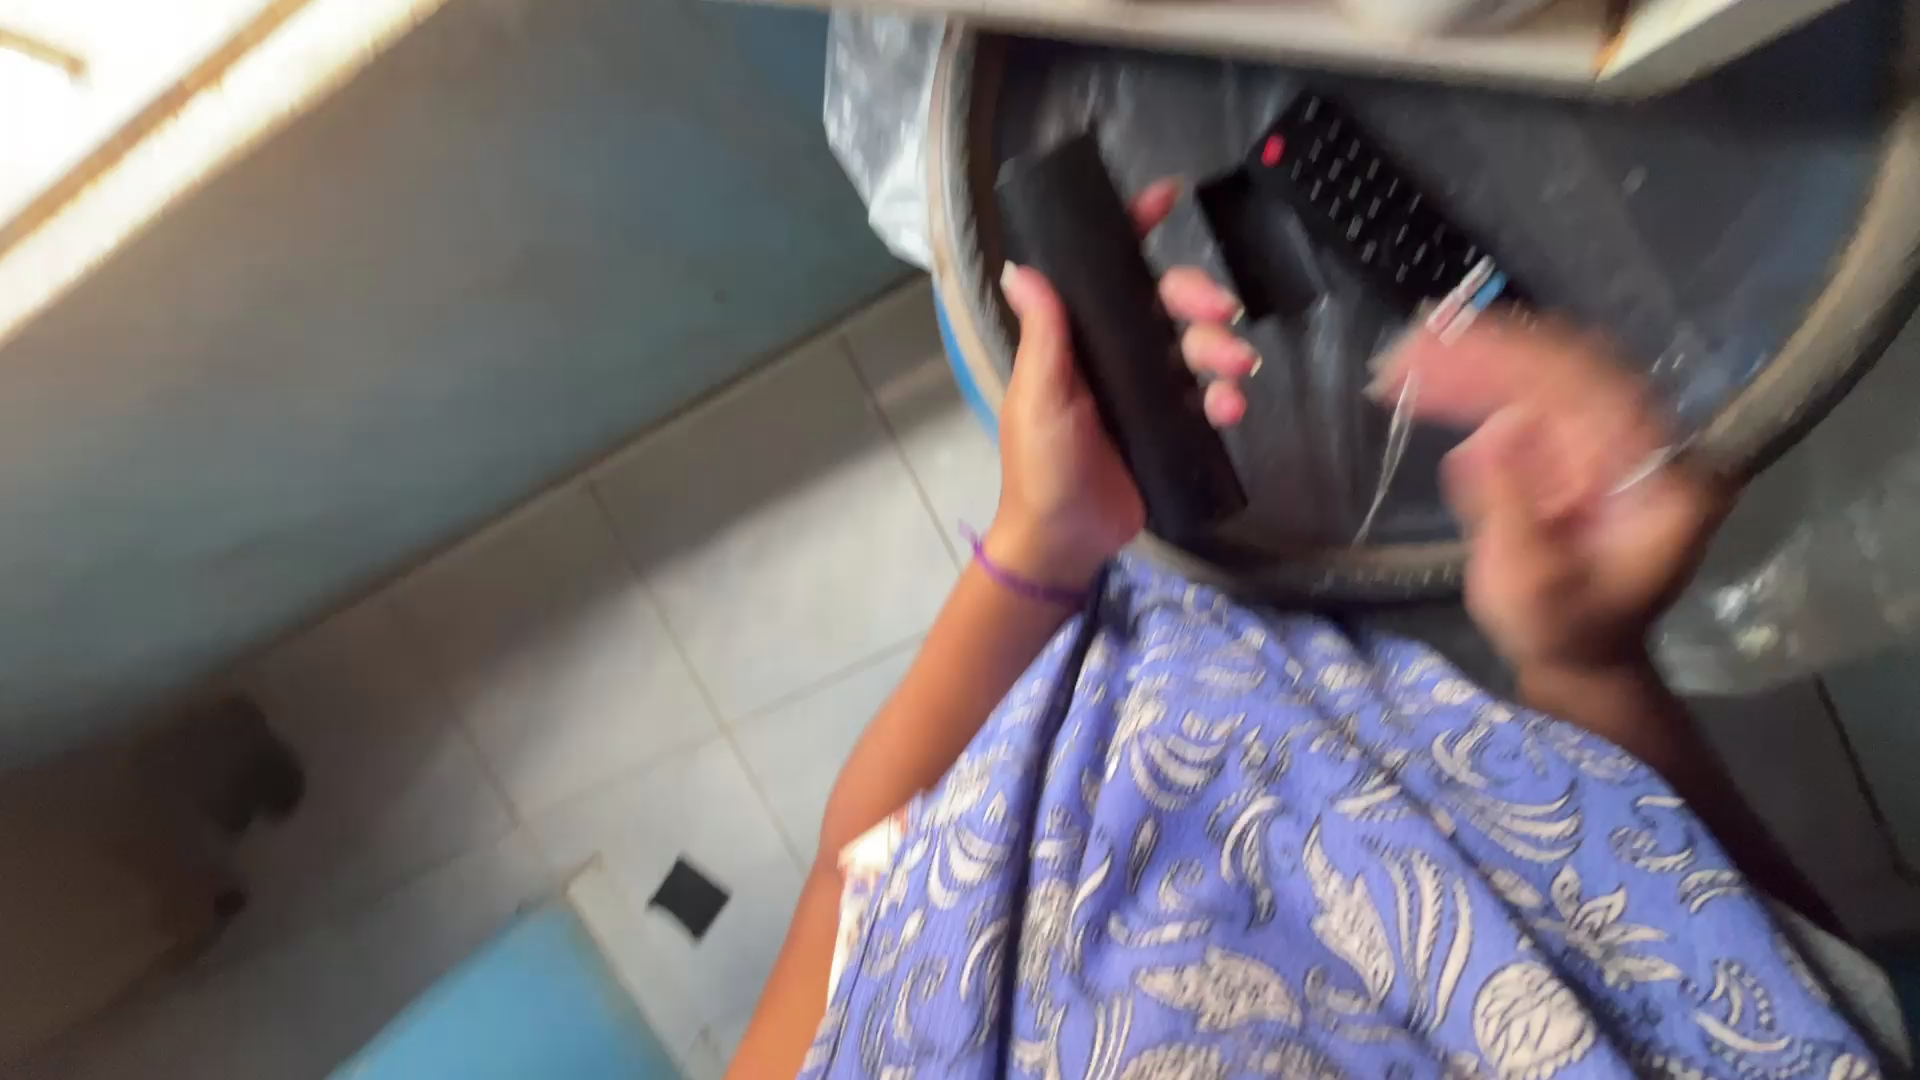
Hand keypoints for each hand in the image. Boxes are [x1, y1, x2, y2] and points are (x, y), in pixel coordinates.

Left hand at [990, 178, 1250, 589]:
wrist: (1066, 538)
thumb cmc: (1041, 466)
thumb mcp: (1039, 396)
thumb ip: (1043, 335)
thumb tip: (1022, 268)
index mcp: (1077, 342)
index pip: (1105, 276)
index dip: (1132, 232)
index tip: (1165, 198)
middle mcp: (1114, 357)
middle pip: (1167, 306)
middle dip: (1199, 299)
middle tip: (1223, 313)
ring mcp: (1146, 391)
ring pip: (1195, 348)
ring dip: (1222, 350)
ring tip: (1237, 369)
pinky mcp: (1171, 427)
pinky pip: (1206, 399)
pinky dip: (1224, 398)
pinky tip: (1231, 409)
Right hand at [1371, 314, 1730, 676]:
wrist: (1576, 655)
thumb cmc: (1560, 628)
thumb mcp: (1533, 579)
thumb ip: (1512, 504)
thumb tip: (1493, 431)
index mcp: (1657, 475)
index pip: (1594, 392)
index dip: (1523, 362)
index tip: (1456, 345)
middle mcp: (1639, 447)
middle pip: (1565, 377)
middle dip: (1486, 356)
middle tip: (1412, 347)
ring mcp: (1600, 448)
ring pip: (1538, 386)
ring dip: (1469, 370)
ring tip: (1402, 362)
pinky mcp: (1564, 456)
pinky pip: (1519, 408)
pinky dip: (1469, 395)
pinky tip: (1425, 390)